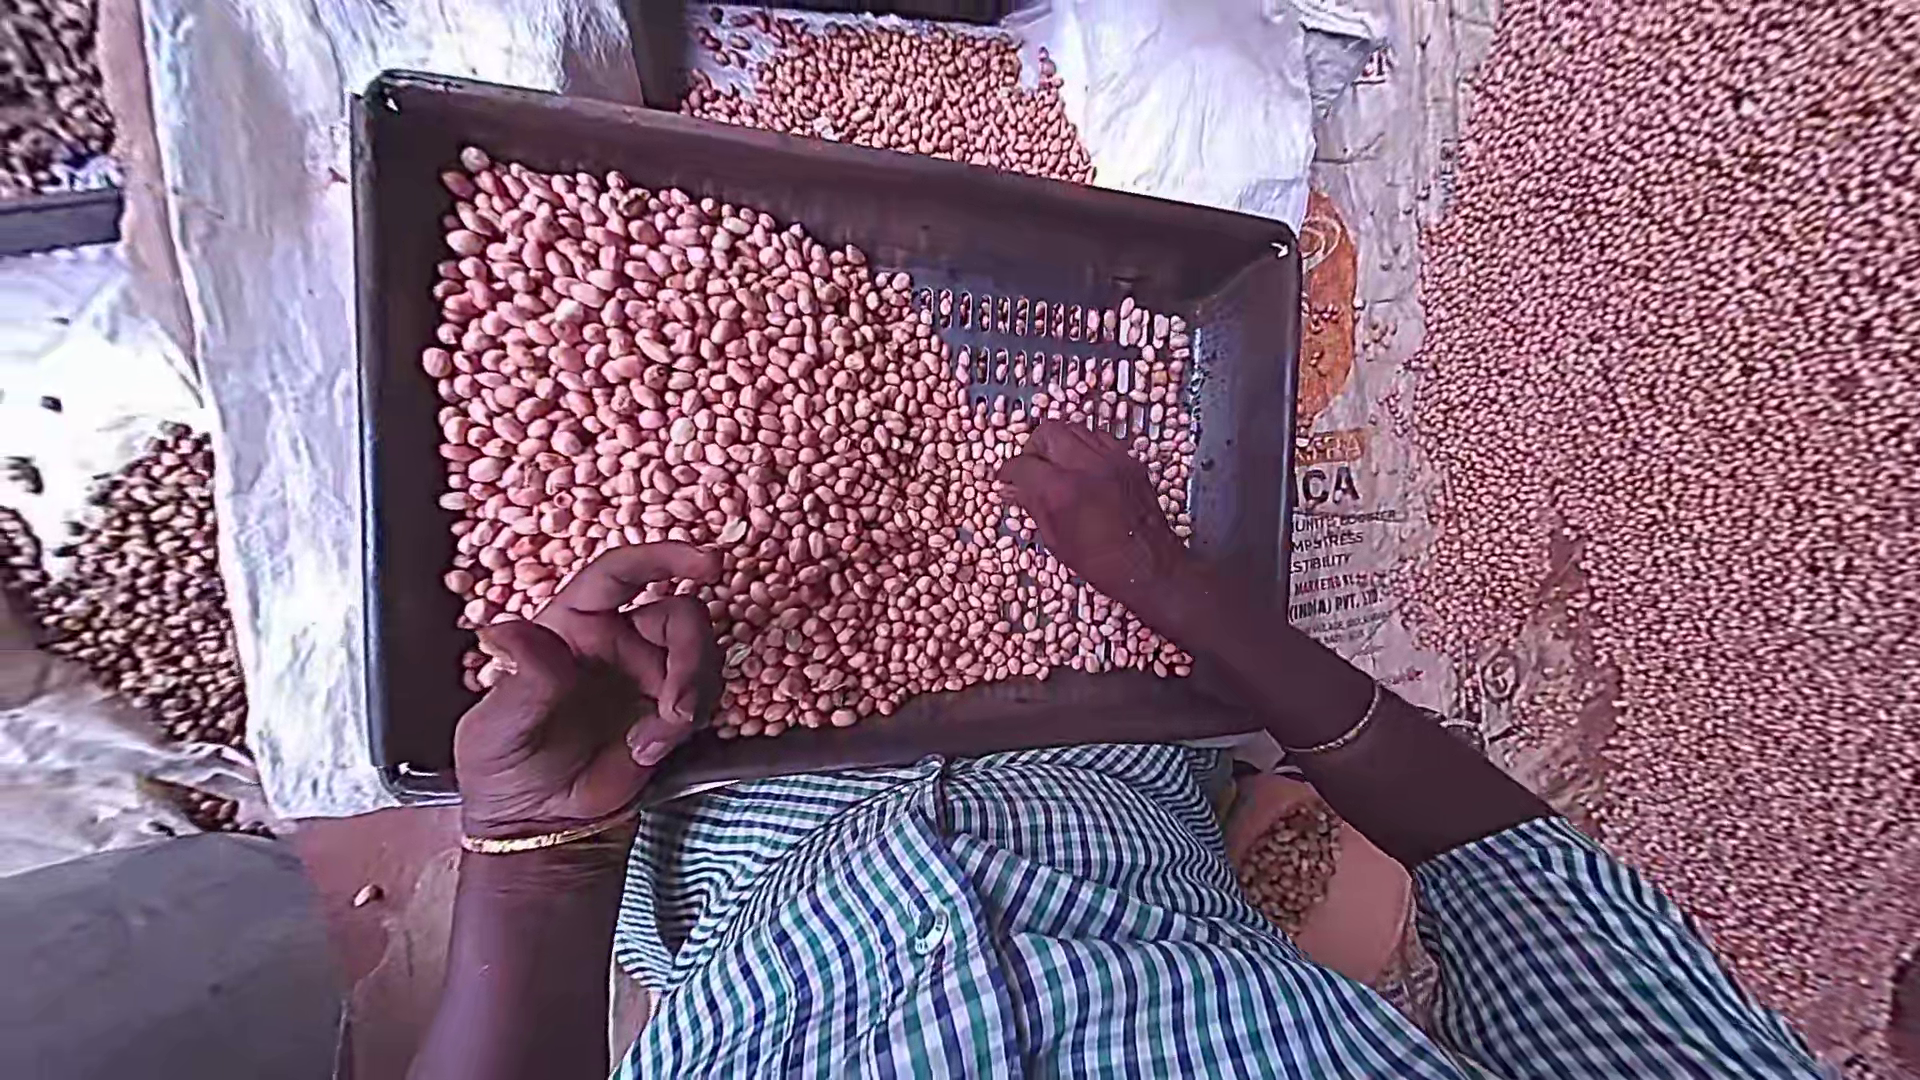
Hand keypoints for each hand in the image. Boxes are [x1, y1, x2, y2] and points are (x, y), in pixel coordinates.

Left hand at [452, 542, 721, 839]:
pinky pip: (707, 692)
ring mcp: (652, 669)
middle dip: (692, 656)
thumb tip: (503, 631)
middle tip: (679, 707)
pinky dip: (688, 721)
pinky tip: (650, 748)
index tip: (708, 564)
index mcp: (575, 624)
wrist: (545, 822)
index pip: (622, 573)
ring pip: (703, 652)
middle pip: (682, 615)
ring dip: (692, 692)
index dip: (664, 557)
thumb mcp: (498, 729)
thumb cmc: (507, 768)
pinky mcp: (674, 702)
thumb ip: (522, 680)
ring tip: (654, 738)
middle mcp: (621, 637)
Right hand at [997, 420, 1192, 625]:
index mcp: (1061, 490)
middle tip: (1031, 469)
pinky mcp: (1130, 460)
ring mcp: (1111, 459)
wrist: (1150, 566)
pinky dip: (1085, 447)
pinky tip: (1082, 467)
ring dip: (1059, 444)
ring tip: (1056, 467)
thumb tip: (1012, 489)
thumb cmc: (1100, 563)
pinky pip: (1099, 438)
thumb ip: (1032, 506)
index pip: (1023, 464)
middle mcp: (1086, 466)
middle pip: (1047, 432)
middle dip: (1033, 449)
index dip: (1009, 471)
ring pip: (1074, 428)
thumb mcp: (1056, 539)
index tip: (1006, 479)